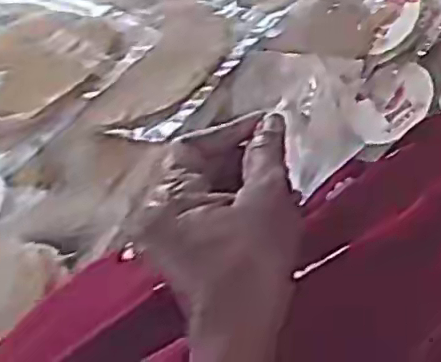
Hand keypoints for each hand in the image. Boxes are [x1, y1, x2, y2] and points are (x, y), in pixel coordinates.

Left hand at [134, 114, 297, 361]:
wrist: (245, 320)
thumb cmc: (254, 253)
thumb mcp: (267, 193)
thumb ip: (266, 152)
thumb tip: (272, 120)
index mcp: (165, 201)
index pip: (193, 145)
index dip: (234, 129)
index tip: (273, 124)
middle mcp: (157, 215)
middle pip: (200, 164)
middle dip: (244, 152)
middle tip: (283, 146)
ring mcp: (171, 234)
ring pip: (211, 184)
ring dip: (248, 173)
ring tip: (283, 171)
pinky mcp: (190, 245)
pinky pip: (215, 205)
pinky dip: (243, 194)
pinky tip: (274, 195)